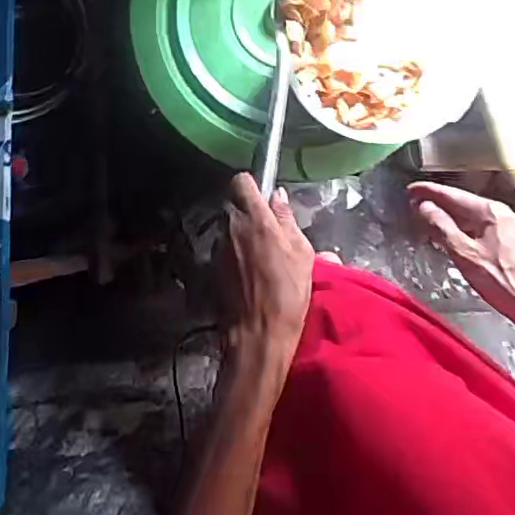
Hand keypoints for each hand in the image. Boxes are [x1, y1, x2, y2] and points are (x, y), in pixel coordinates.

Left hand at [219, 173, 314, 359]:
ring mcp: (218, 245)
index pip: (241, 181)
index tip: (264, 196)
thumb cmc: (287, 293)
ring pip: (229, 225)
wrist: (257, 333)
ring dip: (242, 232)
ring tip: (261, 254)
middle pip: (234, 203)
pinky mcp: (213, 264)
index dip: (252, 184)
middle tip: (270, 230)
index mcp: (254, 218)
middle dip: (249, 211)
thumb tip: (277, 196)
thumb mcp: (301, 254)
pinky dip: (235, 251)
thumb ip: (287, 220)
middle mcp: (231, 225)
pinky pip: (225, 246)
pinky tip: (249, 270)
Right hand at [408, 181, 514, 338]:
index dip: (427, 192)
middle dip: (438, 204)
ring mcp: (513, 227)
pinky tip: (455, 237)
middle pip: (463, 203)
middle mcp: (504, 214)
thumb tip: (424, 206)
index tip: (410, 190)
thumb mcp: (463, 254)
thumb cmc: (502, 283)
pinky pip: (483, 227)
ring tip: (430, 221)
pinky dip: (465, 228)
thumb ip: (440, 226)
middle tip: (415, 206)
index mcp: (491, 212)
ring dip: (451, 218)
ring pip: (473, 216)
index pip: (452, 194)